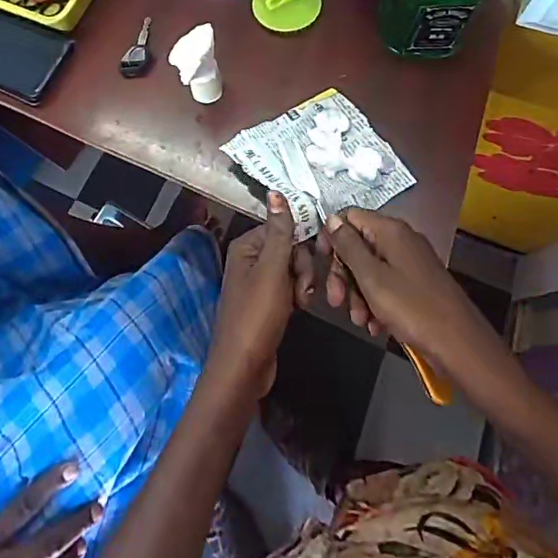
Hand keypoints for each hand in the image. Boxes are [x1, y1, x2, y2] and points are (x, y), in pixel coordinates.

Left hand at [205, 192, 304, 396]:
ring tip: (300, 304)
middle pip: (290, 248)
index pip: (282, 228)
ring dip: (302, 284)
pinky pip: (289, 288)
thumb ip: (279, 231)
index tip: (313, 262)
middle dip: (303, 268)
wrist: (243, 365)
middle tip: (302, 291)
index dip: (301, 245)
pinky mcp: (266, 302)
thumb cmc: (257, 315)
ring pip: (293, 269)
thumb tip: (276, 191)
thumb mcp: (272, 270)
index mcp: (246, 246)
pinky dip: (297, 296)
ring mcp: (257, 281)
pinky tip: (298, 310)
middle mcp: (249, 259)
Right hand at [319, 209, 529, 410]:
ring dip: (357, 294)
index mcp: (390, 231)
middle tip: (336, 301)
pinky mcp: (416, 284)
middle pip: (357, 245)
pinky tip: (374, 325)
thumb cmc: (412, 308)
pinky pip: (386, 285)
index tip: (321, 262)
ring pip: (369, 269)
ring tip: (360, 320)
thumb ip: (348, 245)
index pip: (348, 216)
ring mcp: (410, 262)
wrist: (460, 346)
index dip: (331, 237)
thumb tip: (331, 218)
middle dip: (342, 274)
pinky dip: (375, 302)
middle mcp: (400, 240)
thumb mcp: (371, 277)